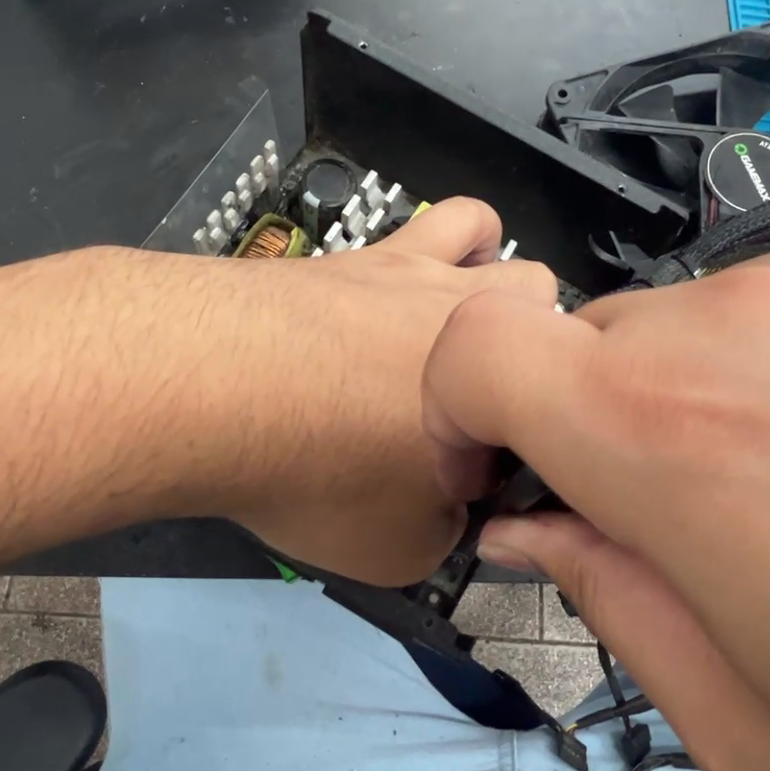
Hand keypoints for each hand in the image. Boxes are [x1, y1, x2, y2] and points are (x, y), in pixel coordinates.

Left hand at [222, 197, 556, 586]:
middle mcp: (489, 338)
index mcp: (504, 411)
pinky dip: (466, 241)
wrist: (221, 388)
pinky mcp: (384, 252)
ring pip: (519, 271)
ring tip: (458, 336)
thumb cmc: (319, 474)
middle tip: (468, 409)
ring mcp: (442, 284)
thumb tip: (447, 507)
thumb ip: (445, 531)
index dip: (517, 455)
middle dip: (526, 372)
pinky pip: (454, 220)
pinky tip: (431, 273)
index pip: (546, 426)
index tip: (468, 481)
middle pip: (548, 338)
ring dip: (508, 304)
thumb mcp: (395, 550)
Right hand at [423, 230, 769, 770]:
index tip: (491, 472)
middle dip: (589, 428)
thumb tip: (531, 527)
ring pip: (680, 325)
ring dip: (687, 403)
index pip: (474, 344)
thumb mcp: (757, 723)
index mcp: (669, 436)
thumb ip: (607, 599)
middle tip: (672, 527)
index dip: (452, 405)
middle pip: (583, 343)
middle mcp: (735, 322)